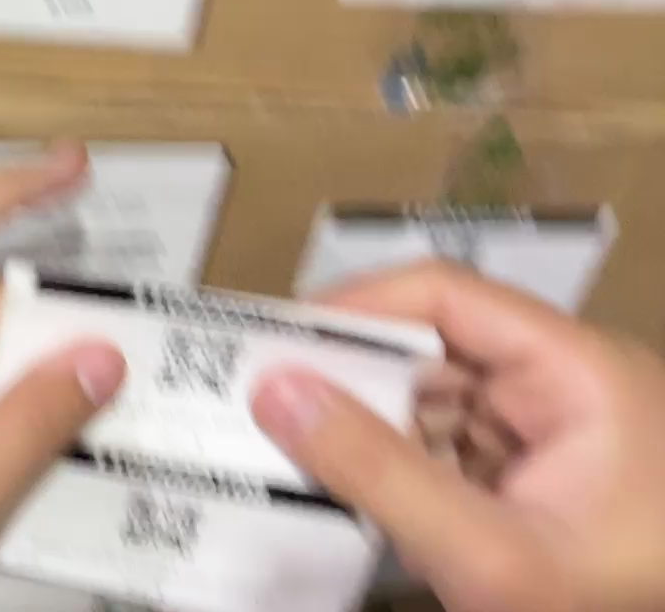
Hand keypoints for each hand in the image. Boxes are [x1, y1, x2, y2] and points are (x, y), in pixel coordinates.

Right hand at [252, 264, 664, 611]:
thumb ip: (379, 472)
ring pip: (416, 382)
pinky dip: (384, 446)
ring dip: (358, 414)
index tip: (277, 346)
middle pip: (420, 337)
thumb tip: (266, 387)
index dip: (351, 307)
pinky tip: (362, 482)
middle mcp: (566, 379)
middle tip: (271, 399)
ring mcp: (548, 421)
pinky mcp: (527, 459)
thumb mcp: (493, 557)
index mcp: (584, 373)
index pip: (440, 293)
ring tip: (309, 449)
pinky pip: (430, 424)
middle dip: (345, 371)